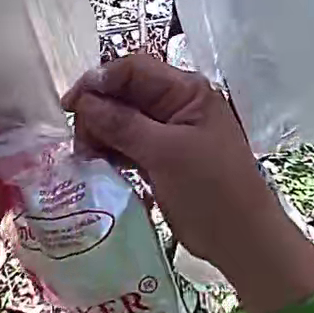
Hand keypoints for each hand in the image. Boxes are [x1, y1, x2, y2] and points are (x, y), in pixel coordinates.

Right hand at [62, 54, 313, 312]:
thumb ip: (122, 124)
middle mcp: (175, 103)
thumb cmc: (212, 192)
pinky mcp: (158, 154)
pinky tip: (98, 162)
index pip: (132, 69)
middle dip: (96, 111)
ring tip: (87, 156)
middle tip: (80, 141)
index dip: (98, 81)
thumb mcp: (165, 153)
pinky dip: (108, 148)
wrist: (242, 242)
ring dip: (98, 132)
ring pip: (119, 117)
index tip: (70, 105)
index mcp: (186, 91)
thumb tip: (83, 102)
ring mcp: (166, 129)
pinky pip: (124, 140)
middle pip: (122, 92)